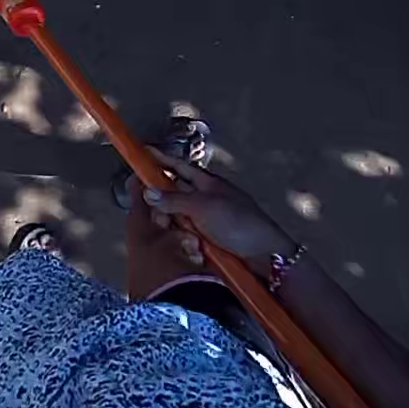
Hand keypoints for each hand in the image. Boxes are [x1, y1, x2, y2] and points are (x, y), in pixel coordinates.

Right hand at [140, 146, 293, 269]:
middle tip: (158, 216)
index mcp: (206, 182)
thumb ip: (174, 200)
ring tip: (173, 232)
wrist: (265, 255)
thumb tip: (148, 193)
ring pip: (176, 215)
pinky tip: (183, 244)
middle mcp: (204, 197)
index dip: (161, 159)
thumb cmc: (239, 223)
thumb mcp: (203, 207)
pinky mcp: (207, 238)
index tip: (143, 152)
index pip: (178, 166)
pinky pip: (185, 233)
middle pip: (172, 192)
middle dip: (160, 201)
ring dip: (171, 223)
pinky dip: (180, 237)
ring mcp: (206, 219)